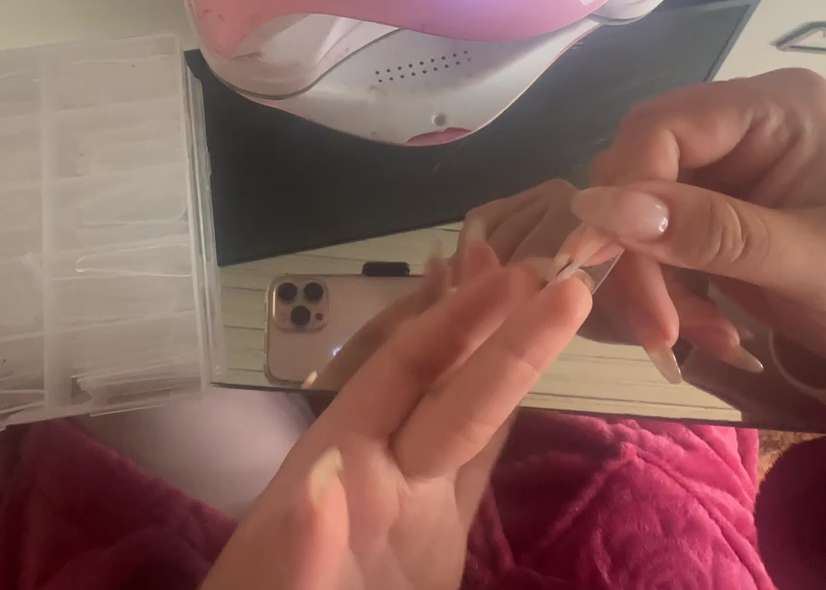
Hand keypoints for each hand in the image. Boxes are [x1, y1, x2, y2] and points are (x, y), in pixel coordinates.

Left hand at [204, 251, 593, 589]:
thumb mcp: (274, 588)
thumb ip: (299, 548)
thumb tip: (322, 485)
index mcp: (346, 453)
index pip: (408, 367)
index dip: (456, 318)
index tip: (506, 276)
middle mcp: (386, 459)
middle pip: (451, 380)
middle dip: (498, 325)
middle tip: (551, 268)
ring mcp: (416, 495)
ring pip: (468, 407)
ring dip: (502, 353)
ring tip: (534, 293)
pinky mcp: (440, 537)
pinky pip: (479, 464)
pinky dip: (503, 421)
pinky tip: (522, 388)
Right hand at [570, 68, 825, 374]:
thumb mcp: (819, 265)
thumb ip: (713, 232)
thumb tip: (597, 209)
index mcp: (774, 107)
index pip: (661, 127)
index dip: (623, 189)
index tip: (597, 259)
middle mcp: (737, 124)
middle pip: (640, 168)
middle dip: (636, 250)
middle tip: (655, 325)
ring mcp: (722, 166)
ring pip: (636, 209)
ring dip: (649, 278)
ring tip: (688, 339)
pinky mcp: (710, 207)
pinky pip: (655, 238)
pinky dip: (665, 287)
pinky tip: (702, 329)